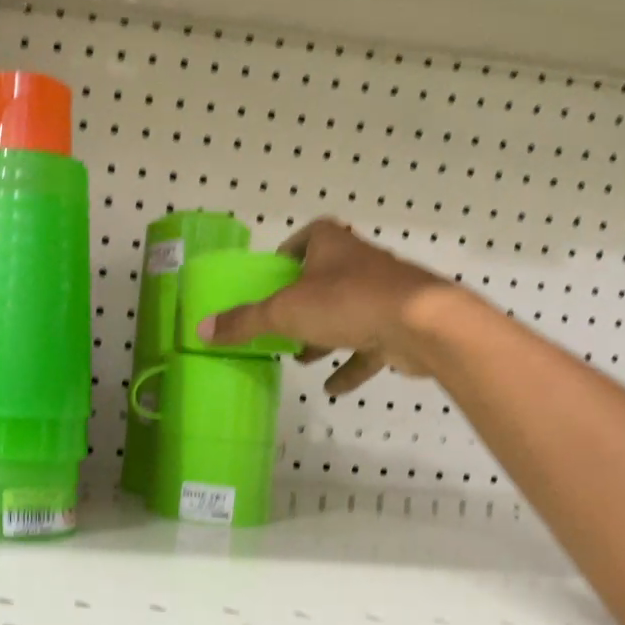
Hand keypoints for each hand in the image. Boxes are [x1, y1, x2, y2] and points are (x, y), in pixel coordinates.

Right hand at [199, 218, 456, 394]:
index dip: (290, 251)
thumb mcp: (284, 312)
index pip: (308, 236)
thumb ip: (244, 322)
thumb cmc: (347, 303)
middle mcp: (359, 263)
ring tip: (299, 356)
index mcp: (332, 246)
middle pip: (325, 278)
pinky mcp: (400, 325)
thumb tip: (200, 328)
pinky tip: (332, 388)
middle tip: (278, 323)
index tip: (273, 275)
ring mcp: (383, 295)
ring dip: (323, 335)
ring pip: (346, 313)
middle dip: (301, 302)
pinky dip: (351, 364)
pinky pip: (368, 346)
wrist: (424, 324)